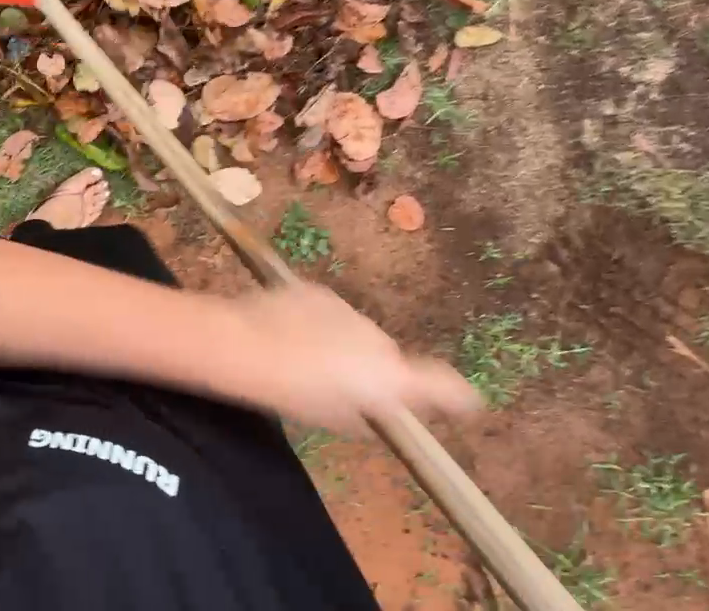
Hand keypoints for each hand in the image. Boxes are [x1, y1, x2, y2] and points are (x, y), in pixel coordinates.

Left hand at [217, 284, 480, 434]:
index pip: (447, 386)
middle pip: (387, 356)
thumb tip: (379, 404)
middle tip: (337, 381)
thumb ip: (371, 410)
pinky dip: (318, 320)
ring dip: (341, 341)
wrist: (246, 344)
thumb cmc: (292, 392)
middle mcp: (380, 339)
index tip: (462, 400)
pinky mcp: (320, 291)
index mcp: (392, 378)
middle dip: (371, 367)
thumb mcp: (337, 417)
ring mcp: (350, 311)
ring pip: (355, 331)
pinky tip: (291, 330)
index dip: (456, 394)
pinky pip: (328, 312)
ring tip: (304, 354)